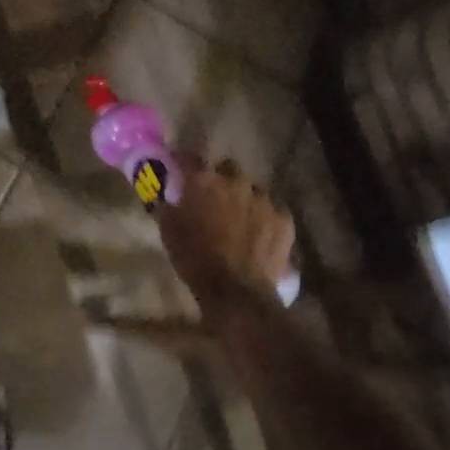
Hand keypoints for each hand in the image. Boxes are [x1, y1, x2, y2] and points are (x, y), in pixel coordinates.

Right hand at [155, 162, 295, 305]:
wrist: (236, 290)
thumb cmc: (195, 258)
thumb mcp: (168, 231)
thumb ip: (167, 207)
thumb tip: (164, 197)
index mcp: (203, 181)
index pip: (190, 158)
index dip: (185, 163)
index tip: (181, 170)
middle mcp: (235, 182)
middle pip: (228, 168)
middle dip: (221, 178)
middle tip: (214, 197)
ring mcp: (263, 200)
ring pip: (253, 189)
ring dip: (245, 198)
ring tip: (240, 218)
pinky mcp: (284, 220)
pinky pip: (274, 211)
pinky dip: (266, 218)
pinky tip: (260, 234)